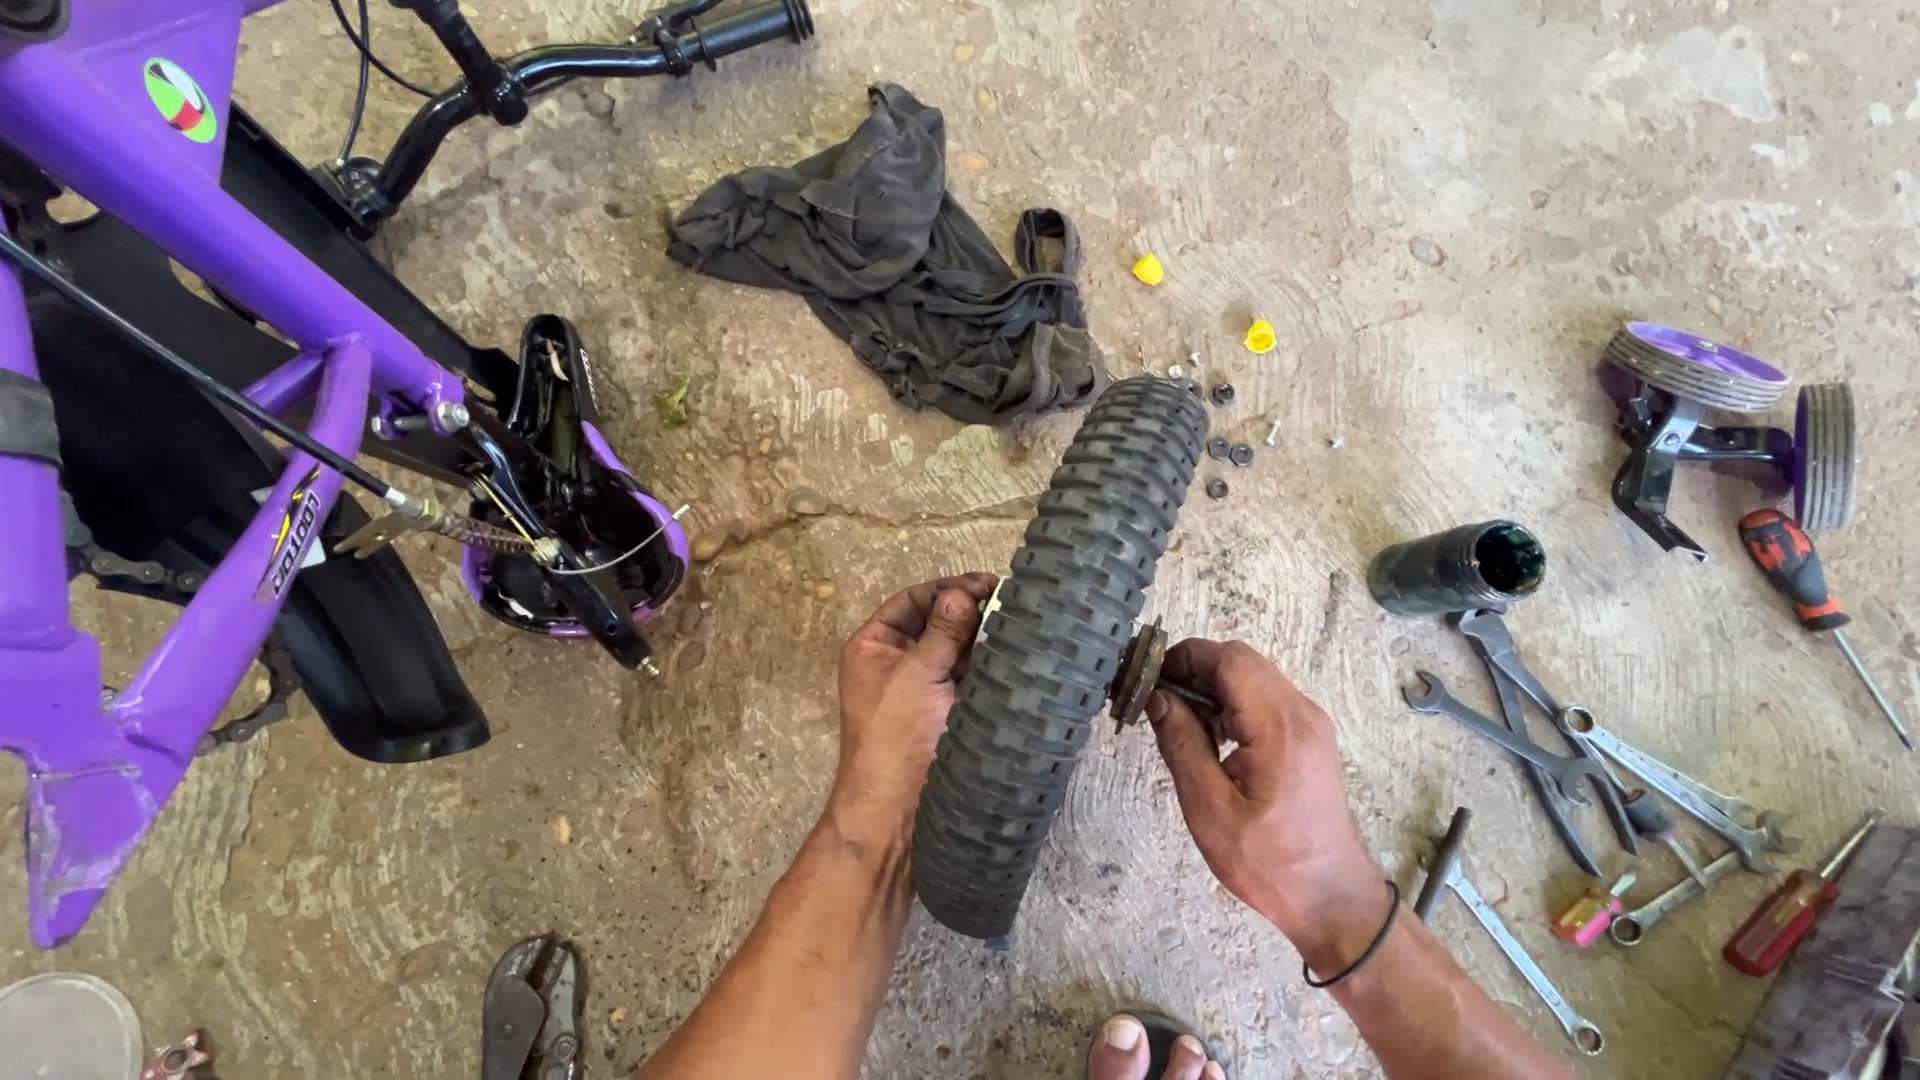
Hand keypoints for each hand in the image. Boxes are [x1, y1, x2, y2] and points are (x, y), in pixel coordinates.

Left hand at [828, 573, 997, 849]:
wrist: (898, 813)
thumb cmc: (896, 736)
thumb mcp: (917, 674)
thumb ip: (943, 631)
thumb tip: (964, 592)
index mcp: (874, 646)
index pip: (912, 600)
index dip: (947, 588)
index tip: (986, 583)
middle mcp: (898, 661)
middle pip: (938, 622)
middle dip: (971, 611)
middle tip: (1011, 600)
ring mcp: (926, 686)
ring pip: (959, 649)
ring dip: (985, 637)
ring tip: (1021, 622)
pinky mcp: (950, 709)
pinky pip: (972, 676)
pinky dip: (991, 664)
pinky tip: (1018, 651)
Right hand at [1148, 640, 1387, 970]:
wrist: (1332, 900)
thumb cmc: (1269, 863)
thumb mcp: (1210, 808)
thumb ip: (1181, 743)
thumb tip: (1157, 696)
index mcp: (1280, 728)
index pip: (1229, 660)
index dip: (1185, 657)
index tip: (1149, 679)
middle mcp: (1301, 713)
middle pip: (1241, 660)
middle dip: (1194, 669)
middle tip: (1158, 700)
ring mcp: (1309, 723)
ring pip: (1252, 676)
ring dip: (1211, 686)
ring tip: (1179, 722)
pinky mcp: (1308, 736)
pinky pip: (1263, 698)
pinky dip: (1230, 703)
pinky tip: (1209, 736)